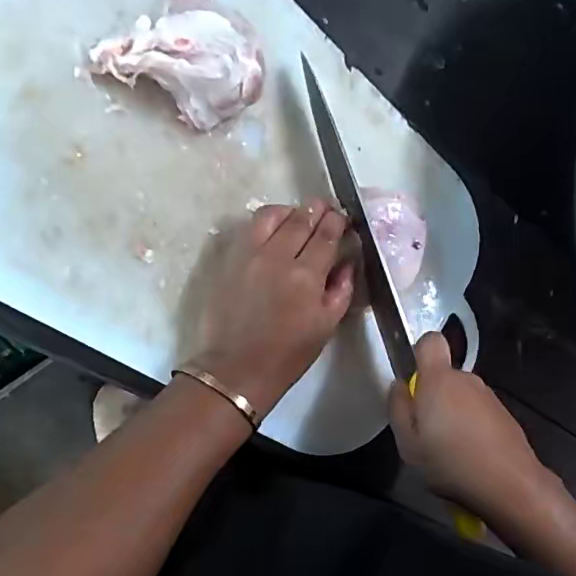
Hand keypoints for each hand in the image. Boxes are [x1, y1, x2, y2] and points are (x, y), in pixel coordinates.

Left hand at [188, 201, 354, 413]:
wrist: (236, 368)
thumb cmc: (288, 354)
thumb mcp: (326, 326)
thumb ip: (341, 290)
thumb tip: (347, 262)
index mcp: (307, 276)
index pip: (326, 236)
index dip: (336, 222)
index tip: (342, 217)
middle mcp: (278, 256)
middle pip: (301, 220)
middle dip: (316, 210)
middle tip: (325, 207)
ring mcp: (249, 254)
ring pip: (272, 215)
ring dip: (290, 211)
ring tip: (297, 215)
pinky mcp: (228, 258)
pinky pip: (249, 227)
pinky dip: (265, 221)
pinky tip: (272, 229)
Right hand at [388, 332, 556, 521]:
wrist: (509, 483)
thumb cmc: (451, 463)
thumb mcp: (408, 444)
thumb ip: (398, 409)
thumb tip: (399, 385)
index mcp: (439, 380)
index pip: (430, 341)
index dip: (419, 353)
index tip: (413, 382)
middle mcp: (467, 380)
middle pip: (444, 376)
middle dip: (434, 397)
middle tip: (426, 432)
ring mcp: (489, 396)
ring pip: (461, 396)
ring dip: (453, 415)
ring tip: (450, 450)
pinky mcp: (505, 414)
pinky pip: (478, 412)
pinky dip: (472, 427)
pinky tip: (470, 456)